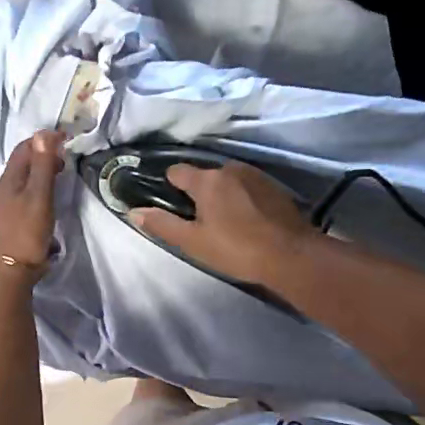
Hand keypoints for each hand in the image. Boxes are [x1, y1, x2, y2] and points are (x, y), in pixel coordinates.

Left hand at [0, 129, 66, 270]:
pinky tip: (50, 197)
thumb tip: (43, 134)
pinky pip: (26, 193)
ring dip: (42, 171)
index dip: (44, 139)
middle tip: (66, 157)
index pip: (24, 148)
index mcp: (9, 179)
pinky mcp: (13, 218)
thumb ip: (42, 166)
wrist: (11, 270)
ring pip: (25, 178)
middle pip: (23, 162)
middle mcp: (4, 188)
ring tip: (61, 174)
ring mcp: (6, 204)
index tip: (67, 138)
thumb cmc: (27, 232)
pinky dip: (40, 187)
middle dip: (43, 153)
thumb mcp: (39, 196)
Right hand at [129, 161, 317, 284]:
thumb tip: (134, 211)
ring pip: (227, 181)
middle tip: (199, 222)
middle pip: (203, 176)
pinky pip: (247, 187)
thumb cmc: (236, 249)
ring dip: (222, 195)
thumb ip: (162, 224)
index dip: (169, 187)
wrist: (291, 255)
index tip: (171, 206)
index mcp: (207, 179)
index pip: (177, 171)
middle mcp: (230, 168)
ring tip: (224, 222)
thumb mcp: (193, 242)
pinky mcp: (274, 186)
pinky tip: (246, 220)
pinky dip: (242, 198)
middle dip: (198, 193)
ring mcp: (255, 175)